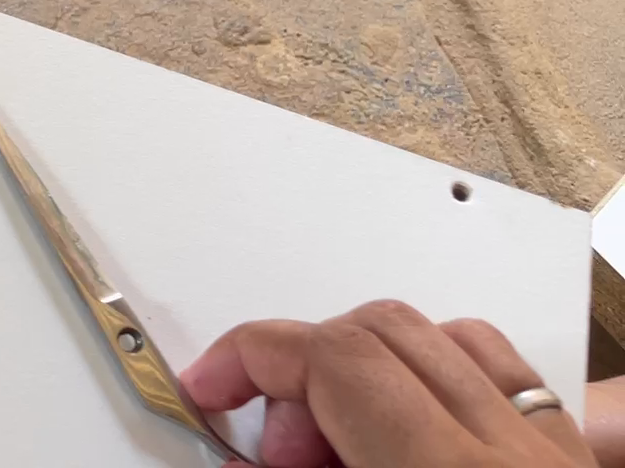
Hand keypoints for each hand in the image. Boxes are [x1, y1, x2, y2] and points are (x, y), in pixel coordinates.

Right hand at [181, 300, 594, 467]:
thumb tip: (233, 457)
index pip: (329, 356)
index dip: (244, 355)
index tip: (208, 386)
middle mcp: (518, 459)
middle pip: (370, 332)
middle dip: (293, 372)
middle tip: (276, 446)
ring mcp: (560, 460)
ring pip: (442, 336)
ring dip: (360, 363)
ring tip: (334, 431)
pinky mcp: (579, 467)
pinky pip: (507, 372)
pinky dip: (439, 371)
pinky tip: (410, 415)